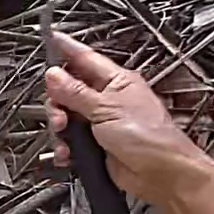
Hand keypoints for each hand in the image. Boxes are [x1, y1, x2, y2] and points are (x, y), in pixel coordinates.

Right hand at [44, 31, 213, 201]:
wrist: (162, 175)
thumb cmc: (151, 138)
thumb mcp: (106, 108)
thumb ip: (76, 92)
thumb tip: (54, 75)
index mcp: (116, 82)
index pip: (84, 58)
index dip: (66, 48)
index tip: (50, 38)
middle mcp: (108, 99)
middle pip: (68, 90)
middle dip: (57, 101)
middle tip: (59, 113)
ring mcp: (102, 122)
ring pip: (66, 116)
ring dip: (59, 127)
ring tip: (64, 133)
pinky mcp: (96, 144)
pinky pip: (70, 140)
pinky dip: (65, 147)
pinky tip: (68, 152)